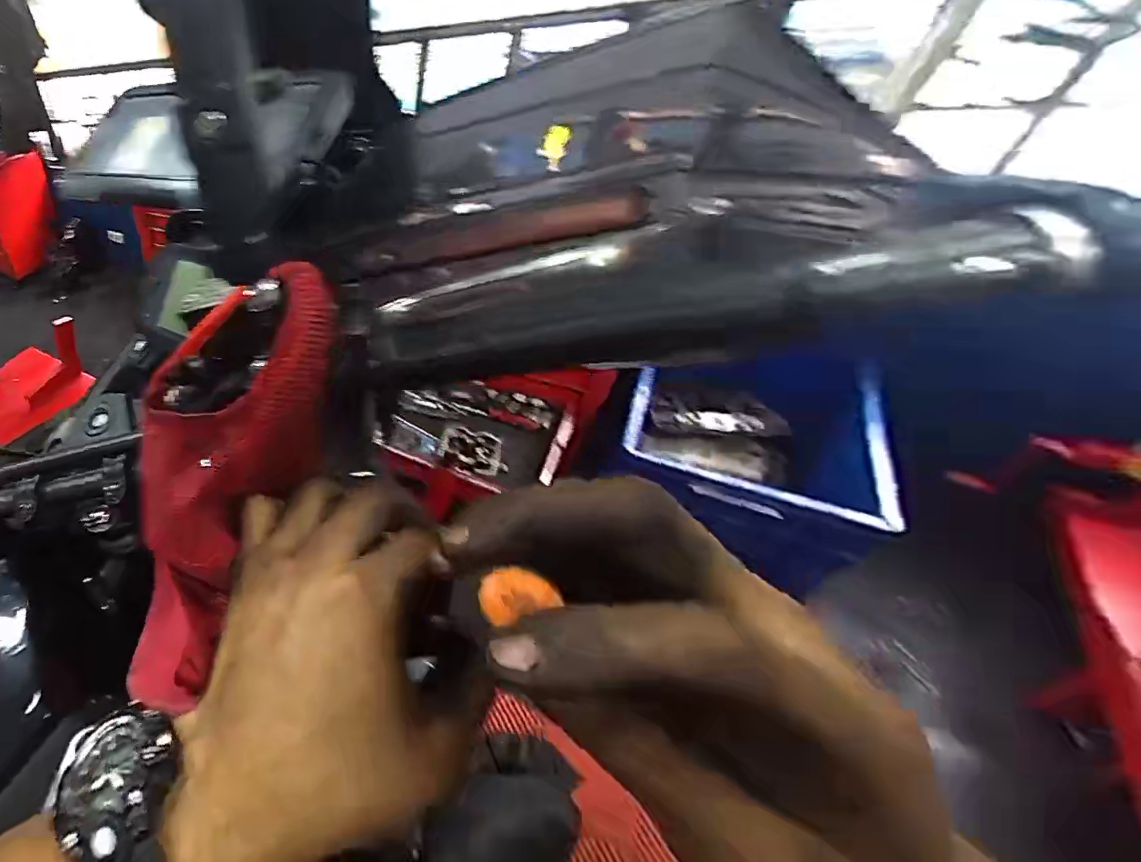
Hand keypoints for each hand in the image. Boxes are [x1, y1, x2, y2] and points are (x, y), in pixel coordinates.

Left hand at [163, 480, 489, 861]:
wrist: (248, 792)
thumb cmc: (342, 775)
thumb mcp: (436, 753)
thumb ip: (472, 687)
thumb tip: (482, 644)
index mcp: (367, 593)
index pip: (417, 538)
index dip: (442, 551)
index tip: (448, 575)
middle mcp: (317, 558)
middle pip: (367, 496)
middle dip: (402, 509)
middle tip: (415, 540)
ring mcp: (273, 560)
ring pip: (312, 491)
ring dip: (344, 500)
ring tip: (362, 531)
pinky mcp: (243, 573)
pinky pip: (259, 511)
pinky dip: (285, 511)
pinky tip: (303, 539)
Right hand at [444, 478, 964, 861]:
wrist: (882, 850)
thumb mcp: (738, 850)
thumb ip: (634, 751)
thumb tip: (514, 661)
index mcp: (828, 701)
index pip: (712, 642)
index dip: (600, 641)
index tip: (499, 659)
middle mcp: (765, 608)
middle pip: (650, 519)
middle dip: (542, 519)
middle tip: (458, 548)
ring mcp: (717, 583)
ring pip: (611, 511)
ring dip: (523, 519)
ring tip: (456, 549)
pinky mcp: (672, 583)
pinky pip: (594, 540)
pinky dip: (531, 542)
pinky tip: (487, 562)